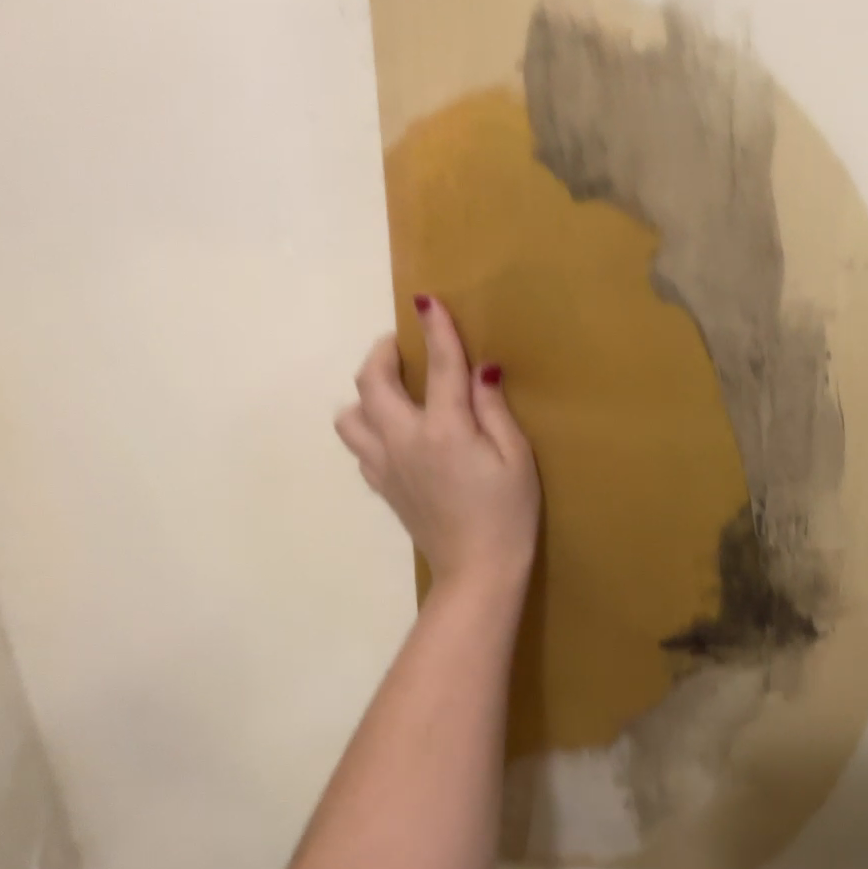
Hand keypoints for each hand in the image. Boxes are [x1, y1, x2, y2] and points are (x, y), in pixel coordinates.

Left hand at [335, 296, 539, 597]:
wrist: (477, 568)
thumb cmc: (509, 512)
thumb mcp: (517, 457)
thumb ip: (494, 410)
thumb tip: (482, 370)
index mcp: (445, 430)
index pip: (441, 367)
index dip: (436, 330)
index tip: (426, 300)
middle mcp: (404, 439)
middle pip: (372, 383)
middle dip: (382, 354)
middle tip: (402, 345)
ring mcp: (384, 464)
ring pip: (350, 415)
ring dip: (366, 393)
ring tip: (393, 391)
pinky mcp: (380, 484)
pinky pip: (358, 444)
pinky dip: (369, 426)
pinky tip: (395, 431)